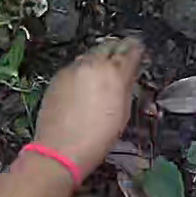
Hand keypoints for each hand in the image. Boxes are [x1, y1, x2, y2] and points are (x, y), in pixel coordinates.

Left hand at [30, 36, 143, 178]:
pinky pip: (75, 66)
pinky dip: (83, 69)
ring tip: (104, 67)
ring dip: (99, 57)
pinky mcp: (57, 77)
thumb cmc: (97, 138)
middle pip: (108, 47)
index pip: (130, 51)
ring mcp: (73, 69)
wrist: (60, 150)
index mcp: (114, 73)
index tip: (138, 50)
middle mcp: (93, 65)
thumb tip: (128, 75)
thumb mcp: (122, 114)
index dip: (136, 50)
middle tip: (122, 53)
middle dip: (117, 49)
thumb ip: (126, 88)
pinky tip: (85, 80)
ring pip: (90, 54)